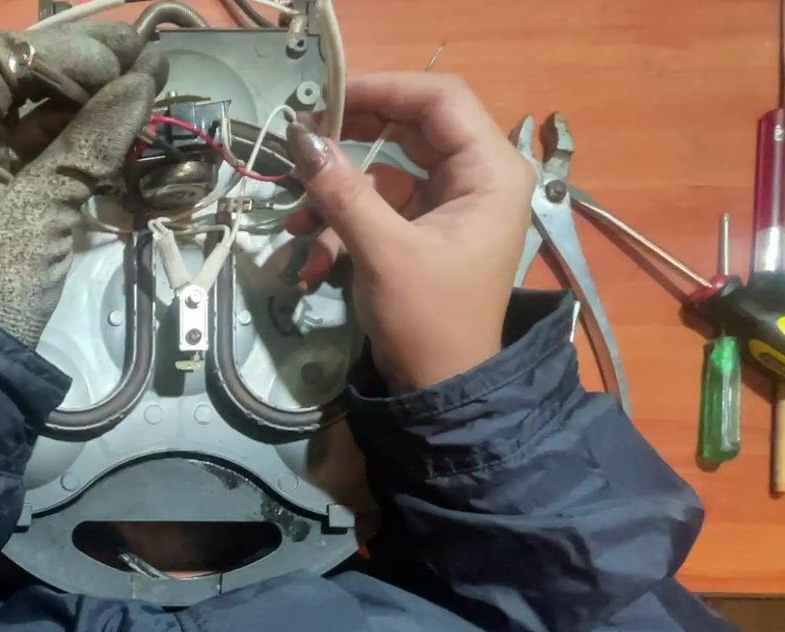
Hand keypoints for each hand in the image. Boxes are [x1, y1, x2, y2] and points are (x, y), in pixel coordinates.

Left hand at [0, 25, 165, 345]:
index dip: (57, 51)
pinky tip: (127, 130)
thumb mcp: (42, 209)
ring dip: (94, 104)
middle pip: (27, 86)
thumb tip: (144, 81)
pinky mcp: (19, 207)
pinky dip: (88, 144)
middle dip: (86, 69)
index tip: (113, 63)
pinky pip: (54, 160)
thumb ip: (91, 143)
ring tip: (150, 86)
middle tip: (148, 59)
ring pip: (45, 123)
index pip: (0, 60)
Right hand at [282, 74, 533, 390]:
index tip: (327, 100)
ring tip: (296, 229)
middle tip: (301, 148)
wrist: (437, 388)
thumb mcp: (383, 254)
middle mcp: (472, 180)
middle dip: (350, 146)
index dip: (383, 90)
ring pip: (381, 181)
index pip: (439, 101)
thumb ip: (343, 194)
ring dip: (334, 204)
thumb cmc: (427, 319)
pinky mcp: (418, 238)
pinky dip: (340, 236)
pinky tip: (314, 266)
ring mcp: (444, 210)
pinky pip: (374, 218)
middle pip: (406, 136)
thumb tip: (302, 142)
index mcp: (488, 171)